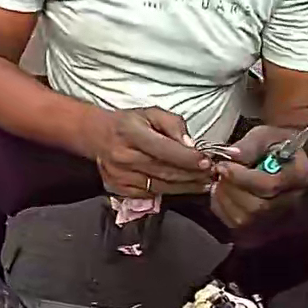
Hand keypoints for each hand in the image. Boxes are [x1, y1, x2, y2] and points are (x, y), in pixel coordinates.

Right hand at [80, 106, 212, 198]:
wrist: (97, 136)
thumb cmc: (129, 123)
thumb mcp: (152, 113)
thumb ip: (174, 125)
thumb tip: (190, 146)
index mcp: (131, 132)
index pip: (165, 150)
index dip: (188, 158)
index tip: (207, 162)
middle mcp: (123, 156)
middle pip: (164, 171)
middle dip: (191, 175)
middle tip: (210, 175)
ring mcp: (119, 175)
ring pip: (159, 186)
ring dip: (185, 187)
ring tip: (202, 184)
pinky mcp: (118, 188)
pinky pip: (149, 194)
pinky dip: (168, 191)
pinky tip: (182, 187)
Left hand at [210, 123, 307, 229]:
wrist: (280, 158)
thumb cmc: (274, 145)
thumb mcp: (266, 135)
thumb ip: (250, 144)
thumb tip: (232, 155)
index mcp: (300, 176)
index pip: (269, 186)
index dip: (241, 177)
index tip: (224, 165)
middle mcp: (293, 203)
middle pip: (257, 207)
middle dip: (231, 188)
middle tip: (219, 171)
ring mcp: (278, 219)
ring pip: (245, 219)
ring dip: (224, 198)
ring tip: (219, 179)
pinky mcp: (261, 228)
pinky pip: (236, 225)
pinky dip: (221, 208)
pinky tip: (222, 191)